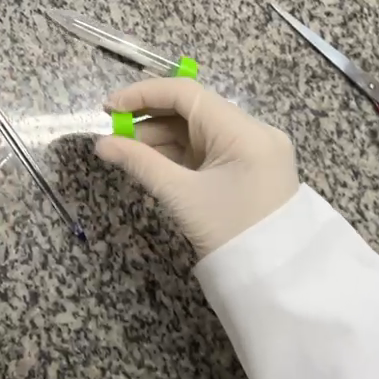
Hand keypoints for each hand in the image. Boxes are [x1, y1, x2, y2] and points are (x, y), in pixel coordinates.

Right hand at [95, 78, 298, 259]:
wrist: (278, 284)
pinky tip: (148, 159)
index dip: (143, 94)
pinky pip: (205, 147)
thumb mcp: (182, 196)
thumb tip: (101, 145)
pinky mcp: (247, 167)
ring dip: (159, 135)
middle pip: (191, 108)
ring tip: (125, 148)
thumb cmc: (231, 235)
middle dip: (148, 116)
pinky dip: (176, 151)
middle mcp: (252, 132)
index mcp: (244, 131)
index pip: (186, 93)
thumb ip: (139, 162)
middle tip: (112, 129)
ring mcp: (251, 150)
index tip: (109, 106)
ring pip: (196, 128)